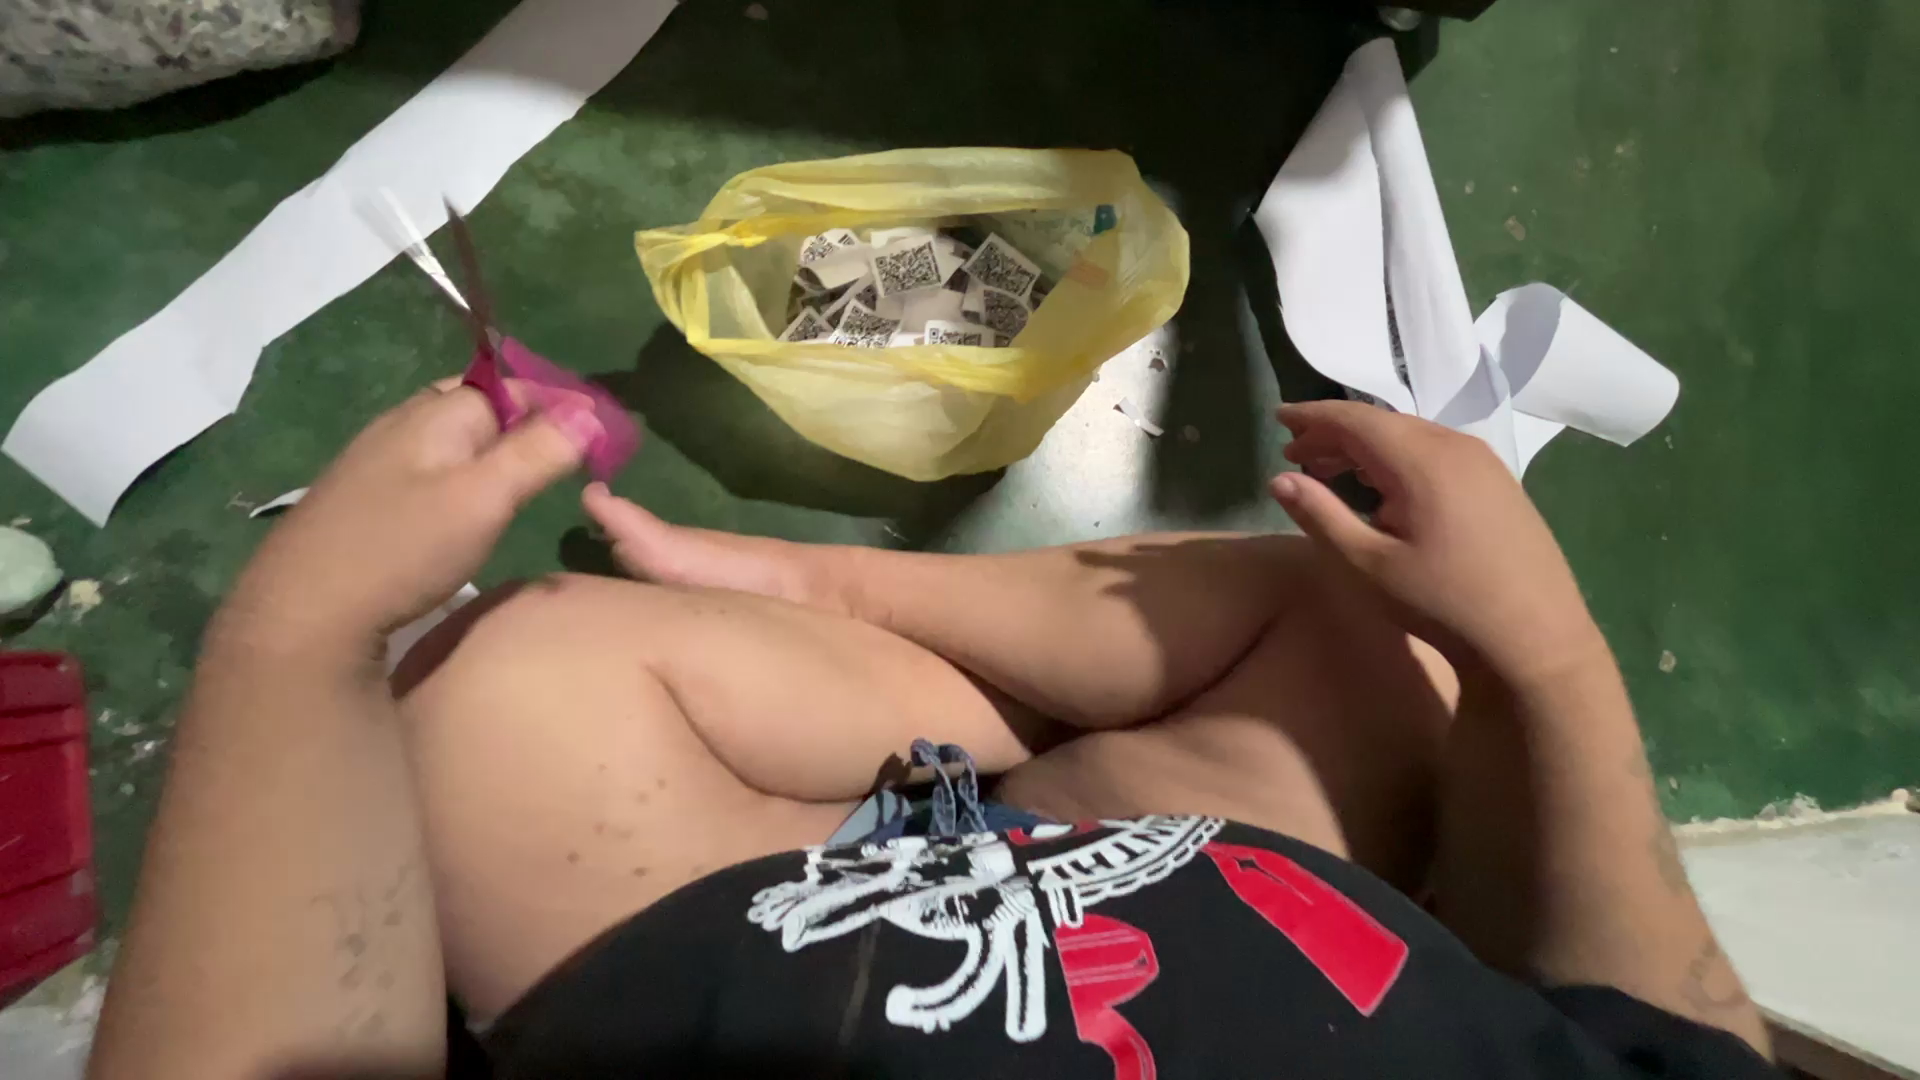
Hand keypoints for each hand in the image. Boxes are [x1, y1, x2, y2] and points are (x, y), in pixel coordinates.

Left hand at [216, 381, 601, 662]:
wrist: (304, 611)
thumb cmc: (406, 548)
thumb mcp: (486, 497)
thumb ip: (539, 451)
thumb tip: (591, 413)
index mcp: (435, 416)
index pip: (509, 386)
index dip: (558, 399)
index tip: (602, 426)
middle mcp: (404, 424)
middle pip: (478, 401)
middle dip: (528, 413)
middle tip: (571, 444)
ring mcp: (380, 458)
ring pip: (454, 430)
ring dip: (500, 438)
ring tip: (536, 466)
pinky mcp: (370, 492)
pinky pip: (435, 458)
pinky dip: (471, 461)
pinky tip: (477, 494)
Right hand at [1270, 401, 1606, 685]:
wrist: (1535, 639)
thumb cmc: (1440, 602)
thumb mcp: (1366, 564)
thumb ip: (1319, 515)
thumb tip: (1278, 479)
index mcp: (1422, 461)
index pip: (1355, 419)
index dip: (1312, 416)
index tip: (1278, 418)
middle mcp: (1455, 447)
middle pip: (1382, 422)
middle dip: (1333, 432)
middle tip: (1293, 452)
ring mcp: (1483, 463)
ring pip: (1408, 435)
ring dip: (1362, 446)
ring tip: (1324, 469)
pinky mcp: (1495, 482)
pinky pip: (1432, 451)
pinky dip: (1392, 457)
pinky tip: (1377, 485)